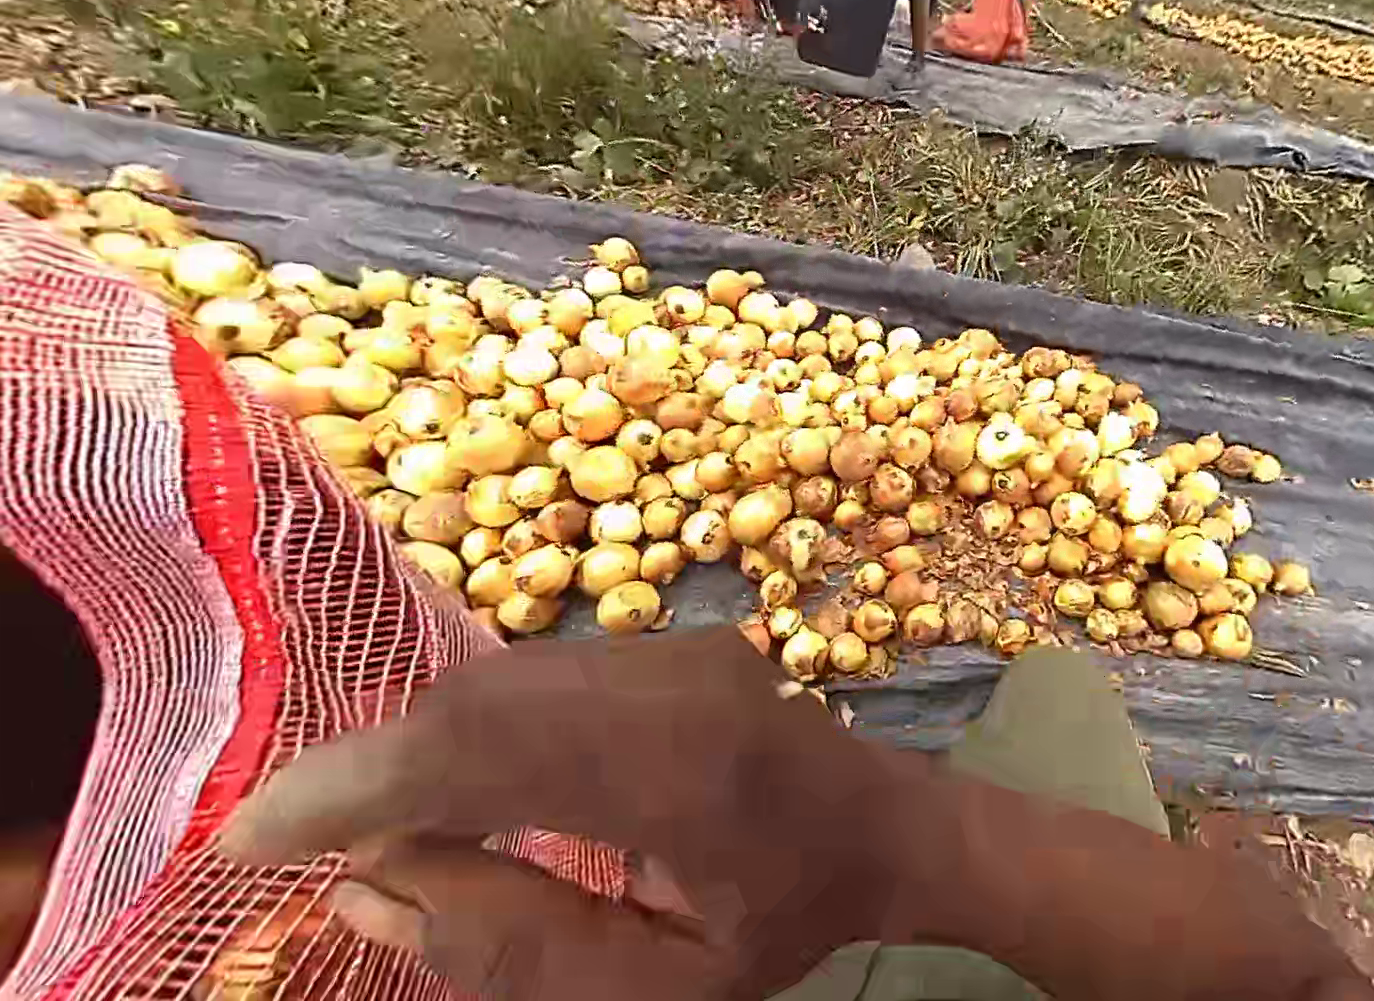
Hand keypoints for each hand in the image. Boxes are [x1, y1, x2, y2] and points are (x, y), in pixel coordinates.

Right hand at [220, 628, 919, 999]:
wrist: (885, 819)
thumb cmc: (786, 912)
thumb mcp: (660, 986)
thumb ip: (514, 942)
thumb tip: (371, 883)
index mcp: (681, 770)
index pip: (487, 749)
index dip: (356, 781)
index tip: (252, 833)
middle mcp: (682, 683)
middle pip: (494, 693)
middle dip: (385, 756)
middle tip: (316, 832)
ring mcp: (693, 650)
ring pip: (524, 671)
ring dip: (439, 733)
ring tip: (393, 813)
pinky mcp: (694, 644)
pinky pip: (567, 667)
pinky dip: (500, 713)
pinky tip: (483, 771)